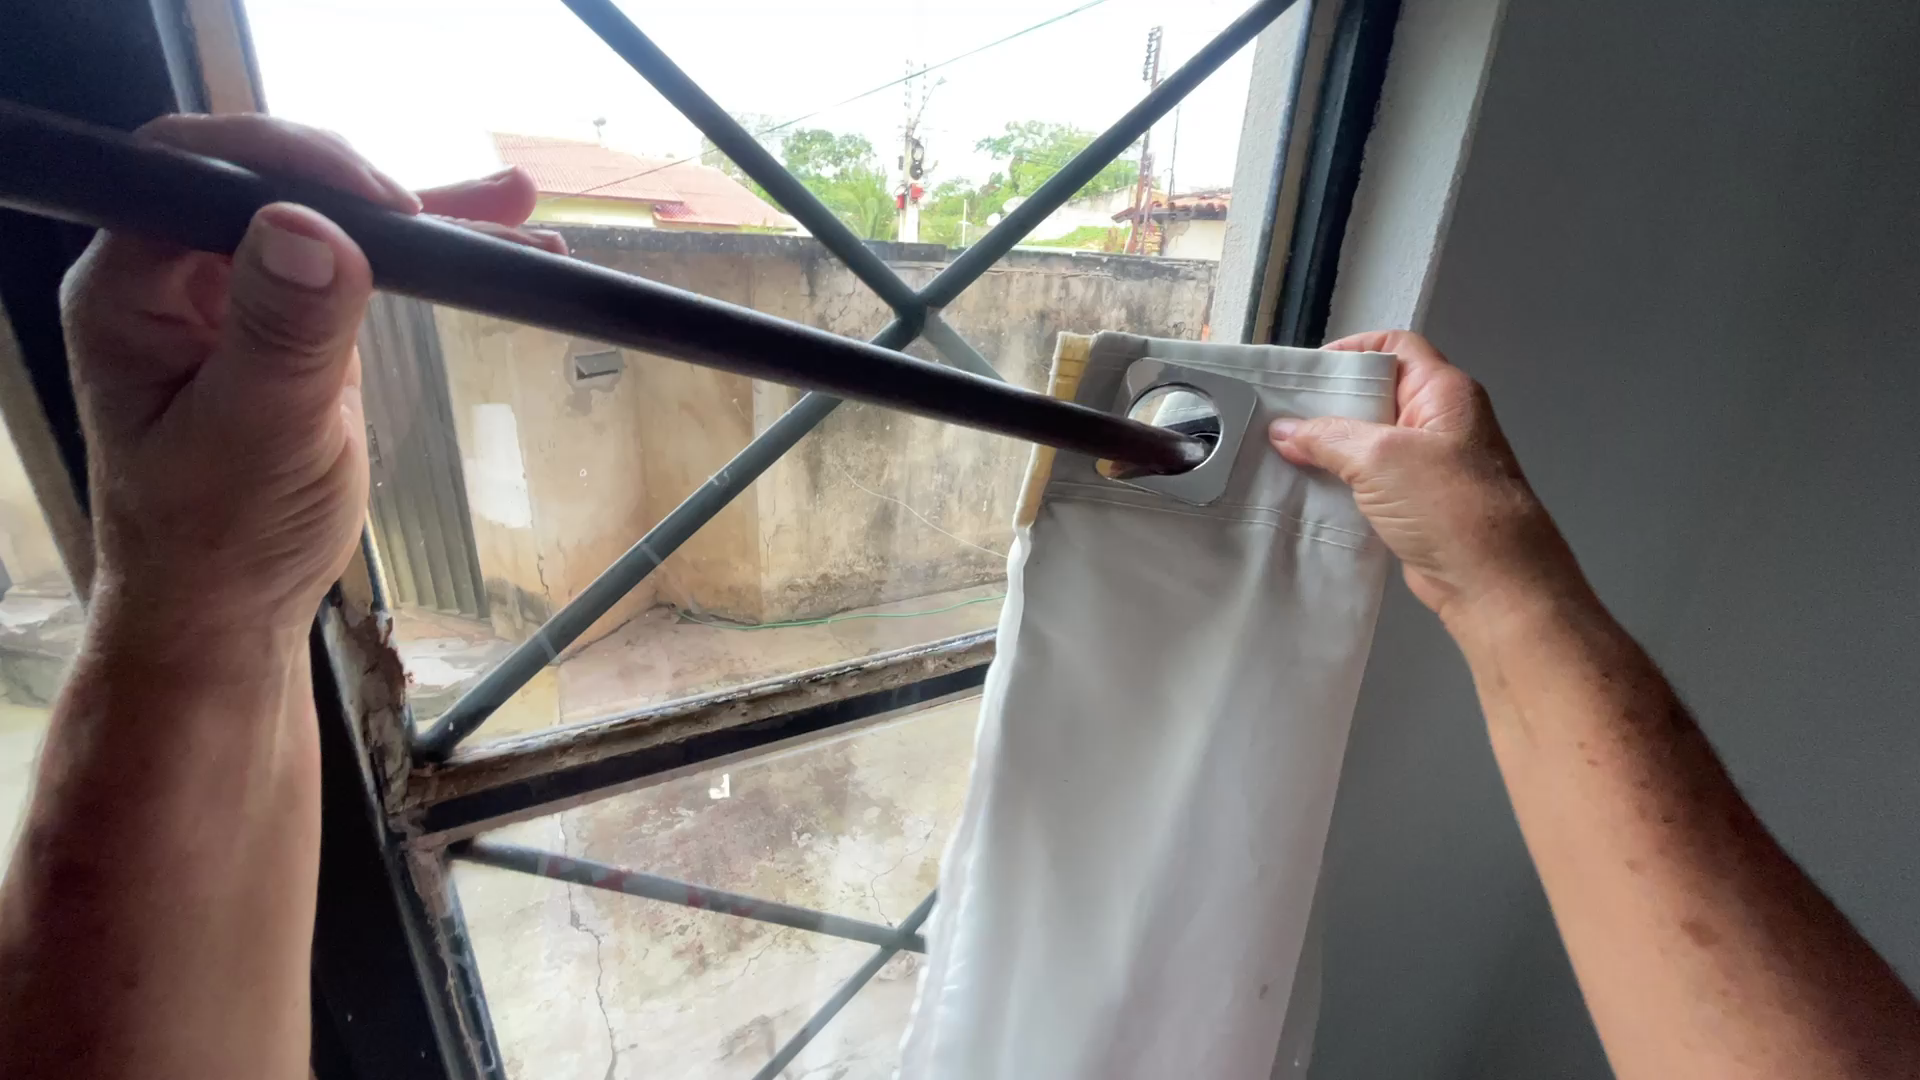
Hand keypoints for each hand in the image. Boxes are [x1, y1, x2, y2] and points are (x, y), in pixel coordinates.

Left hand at [60, 113, 564, 639]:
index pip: (198, 171)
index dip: (299, 167)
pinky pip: (374, 282)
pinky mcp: (313, 337)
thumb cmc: (225, 529)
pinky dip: (435, 269)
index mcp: (139, 290)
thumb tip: (316, 232)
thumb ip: (284, 332)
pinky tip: (490, 254)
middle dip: (383, 185)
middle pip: (284, 188)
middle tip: (480, 204)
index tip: (398, 209)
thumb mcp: (257, 431)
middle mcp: (192, 281)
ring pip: (342, 233)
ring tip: (514, 209)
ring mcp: (258, 306)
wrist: (240, 588)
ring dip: (431, 220)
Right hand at [1268, 330, 1583, 624]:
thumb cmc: (1449, 505)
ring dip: (1326, 445)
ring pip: (1365, 439)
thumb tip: (1284, 430)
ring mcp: (1425, 463)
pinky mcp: (1411, 499)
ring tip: (1281, 450)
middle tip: (1280, 414)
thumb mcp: (1380, 457)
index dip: (1352, 350)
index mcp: (1442, 394)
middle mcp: (1436, 422)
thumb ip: (1327, 437)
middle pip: (1374, 394)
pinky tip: (1303, 486)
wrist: (1490, 580)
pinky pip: (1365, 477)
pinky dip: (1335, 478)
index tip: (1306, 373)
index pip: (1395, 348)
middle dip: (1326, 403)